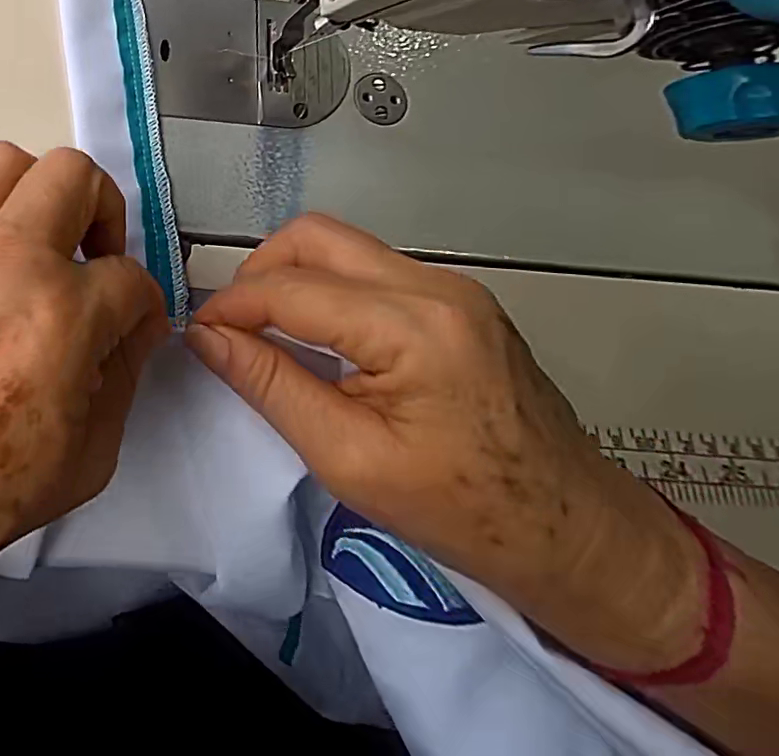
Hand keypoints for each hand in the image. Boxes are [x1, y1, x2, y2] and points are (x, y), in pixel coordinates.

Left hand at [0, 143, 170, 639]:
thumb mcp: (90, 456)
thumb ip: (122, 372)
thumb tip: (129, 322)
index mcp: (61, 315)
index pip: (130, 277)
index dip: (141, 306)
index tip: (128, 329)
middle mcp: (11, 259)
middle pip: (75, 175)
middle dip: (103, 212)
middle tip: (95, 264)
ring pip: (10, 160)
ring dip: (42, 191)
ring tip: (46, 246)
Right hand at [183, 214, 705, 672]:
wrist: (583, 540)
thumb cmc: (462, 511)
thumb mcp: (344, 456)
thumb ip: (266, 383)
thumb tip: (201, 335)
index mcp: (412, 328)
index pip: (287, 289)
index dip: (226, 307)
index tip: (195, 336)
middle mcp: (435, 288)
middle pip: (311, 238)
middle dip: (254, 275)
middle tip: (232, 329)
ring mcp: (452, 290)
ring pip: (336, 245)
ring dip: (286, 279)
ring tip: (264, 332)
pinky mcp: (456, 302)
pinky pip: (364, 269)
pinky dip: (320, 289)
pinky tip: (312, 336)